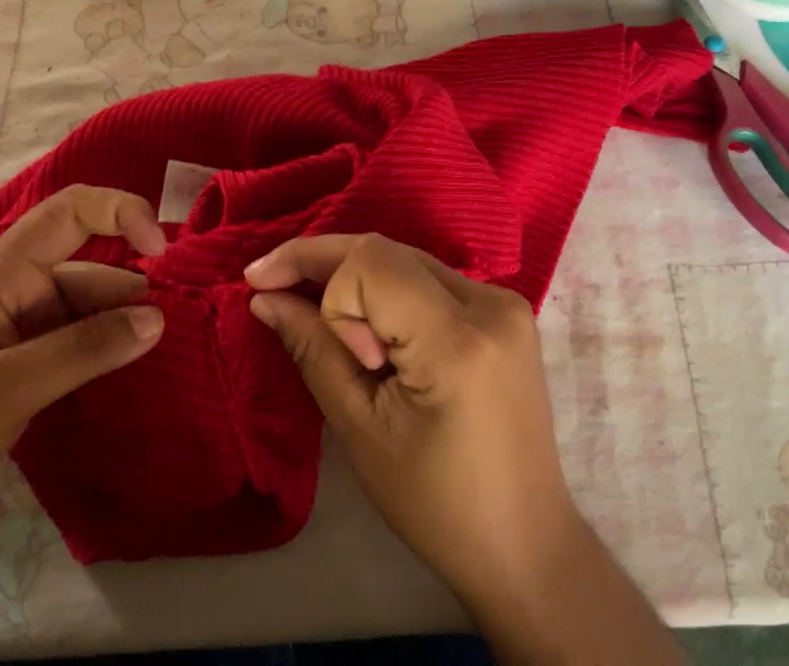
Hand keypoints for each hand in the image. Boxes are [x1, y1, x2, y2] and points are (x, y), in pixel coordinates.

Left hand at [0, 186, 168, 528]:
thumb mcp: (10, 387)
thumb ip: (86, 349)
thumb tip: (156, 319)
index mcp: (2, 274)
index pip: (71, 212)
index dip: (123, 213)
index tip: (163, 253)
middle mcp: (14, 288)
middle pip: (89, 266)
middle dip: (134, 287)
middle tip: (181, 328)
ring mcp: (17, 325)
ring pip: (87, 306)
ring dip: (123, 323)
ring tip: (166, 353)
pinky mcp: (20, 359)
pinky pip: (75, 338)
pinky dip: (104, 347)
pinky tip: (132, 368)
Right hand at [243, 234, 580, 598]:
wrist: (523, 539)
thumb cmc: (435, 503)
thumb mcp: (360, 430)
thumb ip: (314, 351)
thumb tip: (265, 297)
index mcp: (458, 341)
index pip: (371, 262)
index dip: (324, 286)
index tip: (333, 351)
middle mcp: (491, 305)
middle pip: (387, 250)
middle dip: (323, 266)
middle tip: (268, 287)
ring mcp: (506, 304)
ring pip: (406, 259)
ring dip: (356, 283)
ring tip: (340, 339)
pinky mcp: (507, 313)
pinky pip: (430, 279)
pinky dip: (389, 294)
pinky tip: (373, 333)